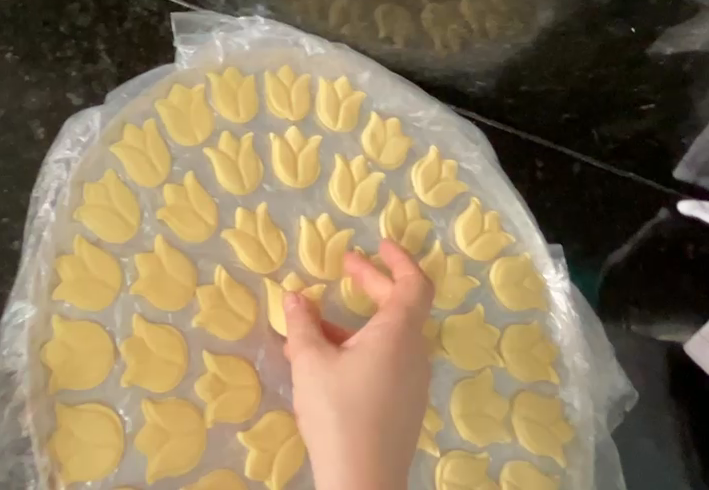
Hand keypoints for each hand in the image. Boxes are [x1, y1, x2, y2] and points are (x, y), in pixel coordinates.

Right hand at [282, 240, 433, 489]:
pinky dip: (360, 347)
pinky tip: (323, 361)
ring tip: (314, 324)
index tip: (379, 244)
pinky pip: (386, 362)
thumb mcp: (310, 360)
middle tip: (345, 265)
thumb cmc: (338, 413)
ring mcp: (411, 384)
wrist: (361, 486)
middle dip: (371, 282)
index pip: (414, 284)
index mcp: (398, 335)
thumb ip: (302, 323)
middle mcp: (413, 354)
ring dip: (357, 321)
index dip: (399, 259)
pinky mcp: (403, 408)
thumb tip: (295, 297)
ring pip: (388, 337)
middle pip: (399, 306)